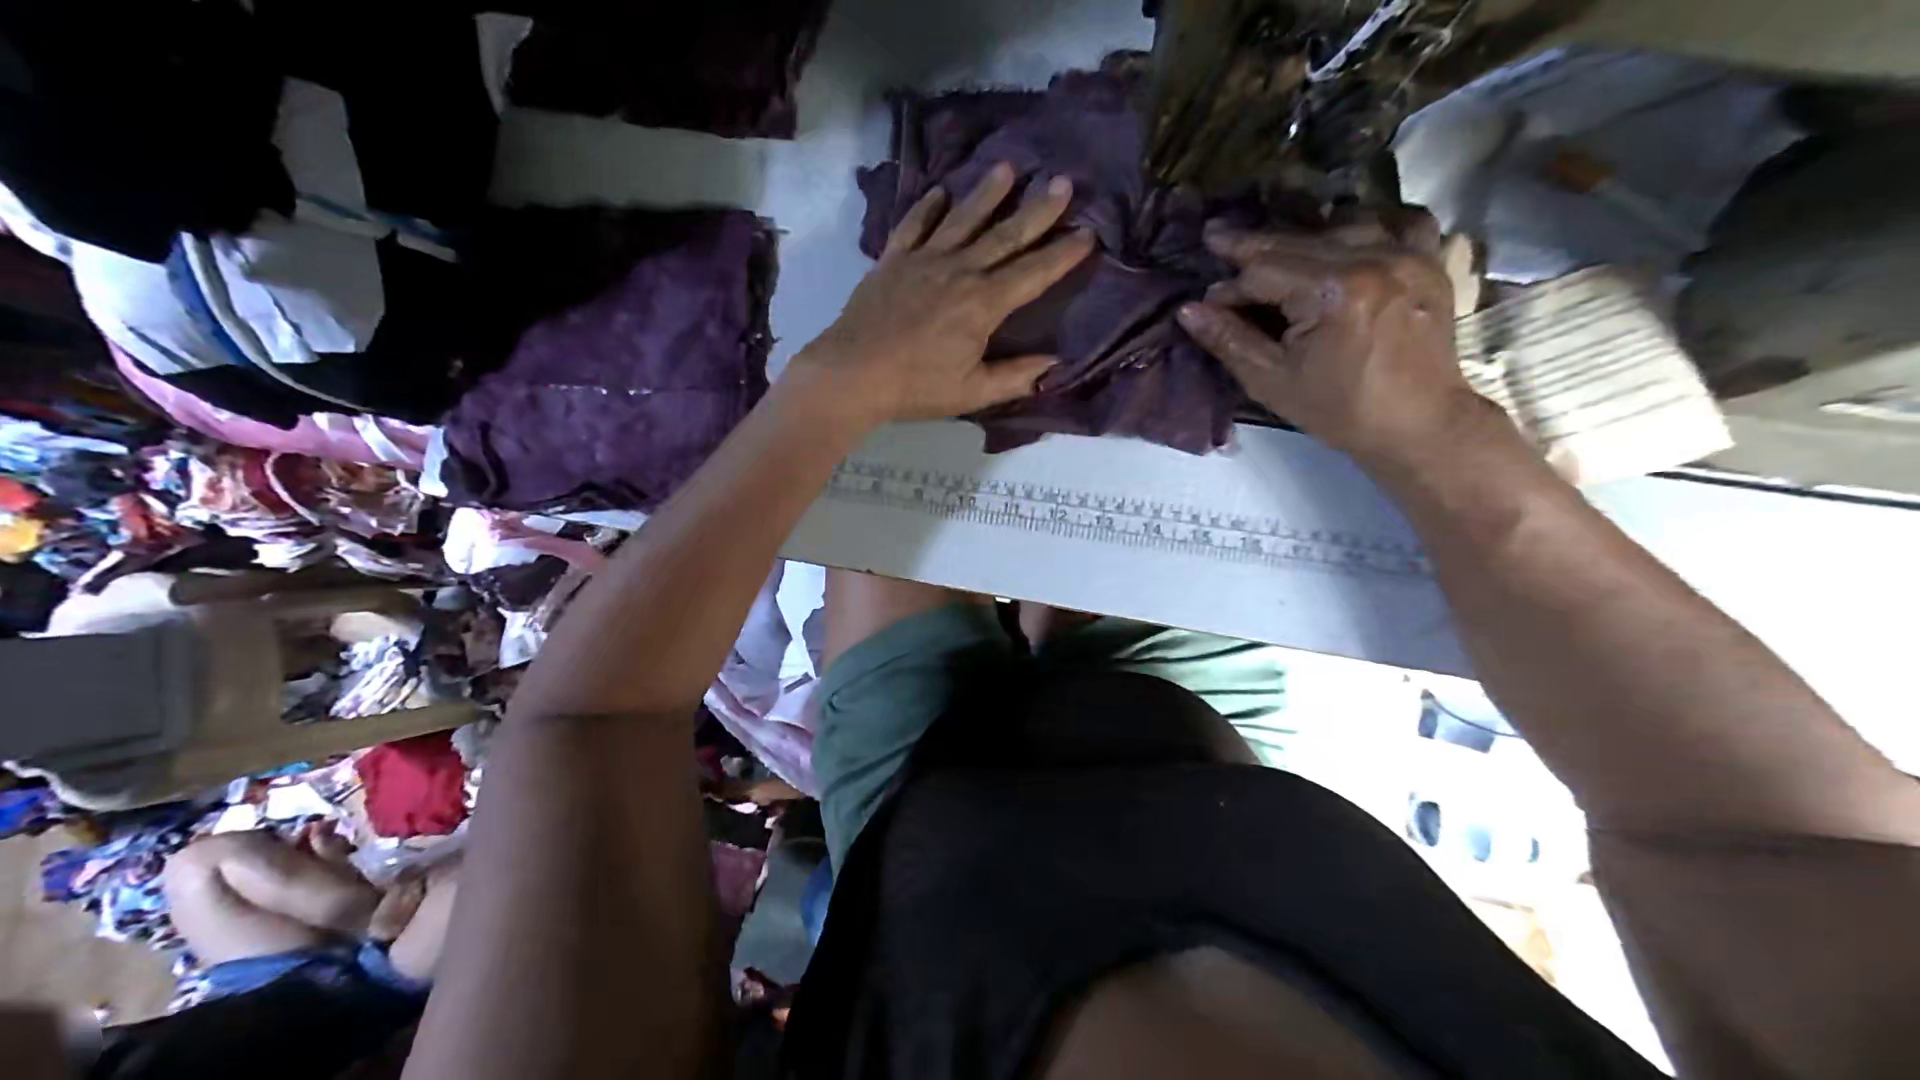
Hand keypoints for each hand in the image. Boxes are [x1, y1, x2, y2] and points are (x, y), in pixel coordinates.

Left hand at [784, 162, 1095, 428]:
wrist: (852, 373)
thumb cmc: (916, 387)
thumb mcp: (972, 392)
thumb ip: (1016, 376)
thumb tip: (1056, 364)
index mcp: (983, 305)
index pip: (1033, 274)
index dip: (1062, 254)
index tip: (1088, 233)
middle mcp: (959, 271)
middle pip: (1005, 236)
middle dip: (1038, 210)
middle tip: (1063, 182)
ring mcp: (924, 260)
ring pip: (962, 219)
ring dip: (987, 193)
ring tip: (1007, 168)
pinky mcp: (893, 260)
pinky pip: (914, 225)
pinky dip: (926, 207)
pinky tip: (939, 192)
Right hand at [1176, 213, 1495, 465]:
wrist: (1417, 423)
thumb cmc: (1340, 409)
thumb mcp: (1273, 382)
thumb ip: (1230, 340)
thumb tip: (1189, 311)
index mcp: (1333, 292)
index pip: (1263, 274)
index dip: (1230, 289)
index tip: (1208, 303)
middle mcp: (1373, 259)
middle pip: (1297, 241)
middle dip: (1252, 247)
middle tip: (1215, 237)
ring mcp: (1408, 254)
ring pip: (1342, 224)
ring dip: (1304, 234)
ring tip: (1274, 244)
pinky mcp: (1430, 261)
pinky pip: (1401, 221)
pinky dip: (1371, 222)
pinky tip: (1346, 233)